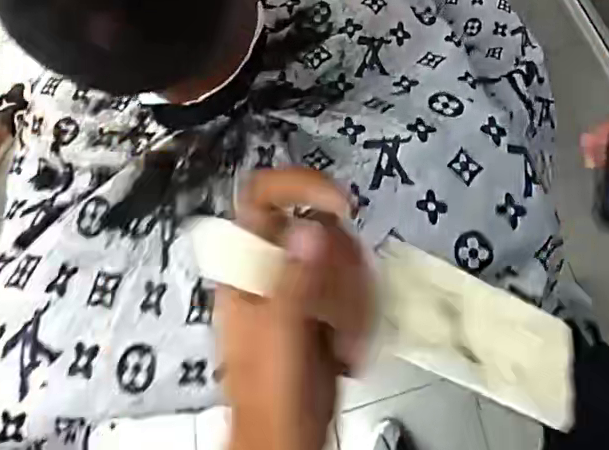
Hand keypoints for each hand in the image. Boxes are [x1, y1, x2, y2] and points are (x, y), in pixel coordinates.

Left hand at [218, 168, 373, 449]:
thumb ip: (292, 283)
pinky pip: (355, 282)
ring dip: (353, 297)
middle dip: (339, 267)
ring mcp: (300, 283)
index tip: (338, 204)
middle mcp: (273, 266)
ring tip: (341, 337)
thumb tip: (309, 228)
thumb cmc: (268, 401)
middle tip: (338, 308)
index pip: (261, 195)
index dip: (298, 185)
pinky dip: (361, 313)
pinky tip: (348, 346)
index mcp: (247, 266)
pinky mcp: (325, 303)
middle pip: (316, 225)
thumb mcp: (278, 340)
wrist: (285, 444)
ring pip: (341, 252)